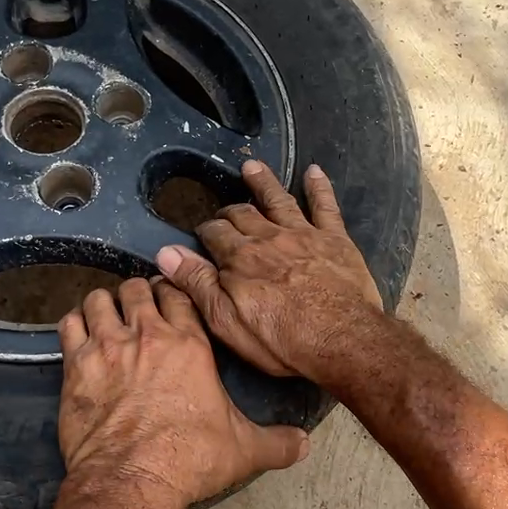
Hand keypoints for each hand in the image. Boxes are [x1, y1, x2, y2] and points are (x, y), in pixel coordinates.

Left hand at [56, 278, 309, 508]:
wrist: (132, 479)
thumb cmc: (190, 459)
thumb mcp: (244, 450)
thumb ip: (277, 442)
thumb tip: (305, 446)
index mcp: (190, 344)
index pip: (179, 294)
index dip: (172, 291)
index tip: (169, 299)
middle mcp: (148, 335)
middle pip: (136, 289)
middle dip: (137, 294)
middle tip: (138, 310)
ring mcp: (108, 346)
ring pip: (99, 299)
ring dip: (103, 304)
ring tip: (107, 317)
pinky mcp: (76, 365)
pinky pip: (68, 323)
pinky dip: (73, 322)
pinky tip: (79, 333)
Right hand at [154, 161, 383, 382]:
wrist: (340, 341)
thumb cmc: (280, 340)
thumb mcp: (226, 321)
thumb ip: (197, 284)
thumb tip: (167, 252)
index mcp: (239, 258)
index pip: (214, 233)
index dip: (205, 231)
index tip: (201, 234)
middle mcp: (268, 238)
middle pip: (243, 215)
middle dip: (230, 211)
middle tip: (224, 212)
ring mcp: (303, 235)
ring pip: (278, 200)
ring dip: (263, 183)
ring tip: (252, 167)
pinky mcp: (335, 240)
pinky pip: (325, 206)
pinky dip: (319, 188)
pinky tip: (315, 172)